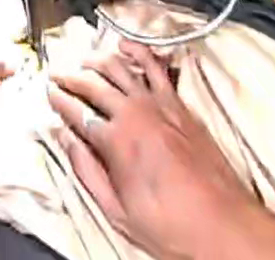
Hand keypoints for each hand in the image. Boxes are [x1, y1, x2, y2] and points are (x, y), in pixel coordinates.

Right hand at [49, 41, 274, 259]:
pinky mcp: (177, 103)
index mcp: (114, 142)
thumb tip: (64, 140)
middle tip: (58, 76)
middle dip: (70, 78)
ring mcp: (156, 103)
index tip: (49, 95)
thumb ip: (87, 171)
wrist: (225, 228)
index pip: (75, 112)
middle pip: (92, 85)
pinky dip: (137, 51)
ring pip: (118, 68)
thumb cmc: (172, 228)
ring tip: (84, 62)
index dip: (58, 102)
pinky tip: (124, 45)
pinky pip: (153, 66)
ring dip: (96, 61)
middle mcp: (132, 113)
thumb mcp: (118, 212)